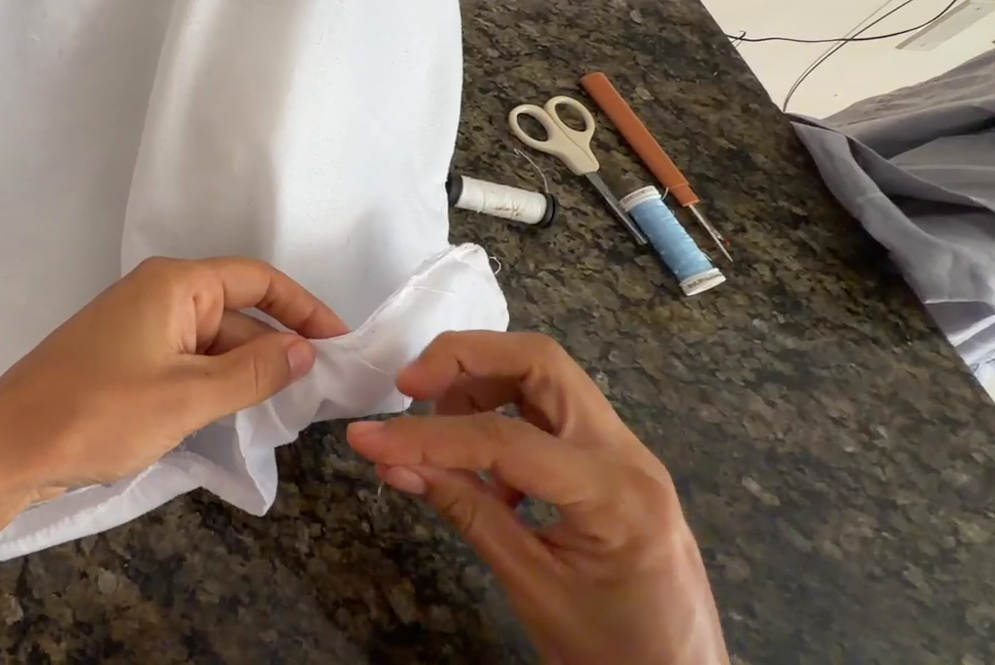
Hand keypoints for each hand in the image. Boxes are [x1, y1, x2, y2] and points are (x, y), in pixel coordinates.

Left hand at [0, 257, 350, 500]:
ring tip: (286, 412)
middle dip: (277, 348)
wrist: (7, 446)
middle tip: (320, 395)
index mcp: (174, 284)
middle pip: (237, 312)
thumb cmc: (98, 413)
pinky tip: (235, 415)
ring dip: (246, 372)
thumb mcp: (186, 396)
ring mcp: (140, 327)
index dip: (304, 307)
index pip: (257, 279)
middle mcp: (159, 294)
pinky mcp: (127, 358)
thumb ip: (251, 372)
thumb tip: (305, 350)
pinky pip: (187, 361)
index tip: (341, 343)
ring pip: (212, 341)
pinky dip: (215, 383)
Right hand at [345, 332, 727, 664]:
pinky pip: (550, 407)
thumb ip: (464, 511)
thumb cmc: (613, 653)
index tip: (367, 437)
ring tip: (439, 423)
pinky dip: (502, 409)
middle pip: (539, 361)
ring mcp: (624, 450)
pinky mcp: (612, 457)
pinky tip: (481, 463)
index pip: (503, 438)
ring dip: (481, 379)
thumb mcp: (531, 587)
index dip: (426, 436)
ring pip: (544, 372)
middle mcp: (627, 453)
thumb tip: (390, 462)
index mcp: (614, 495)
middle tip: (409, 384)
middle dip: (464, 358)